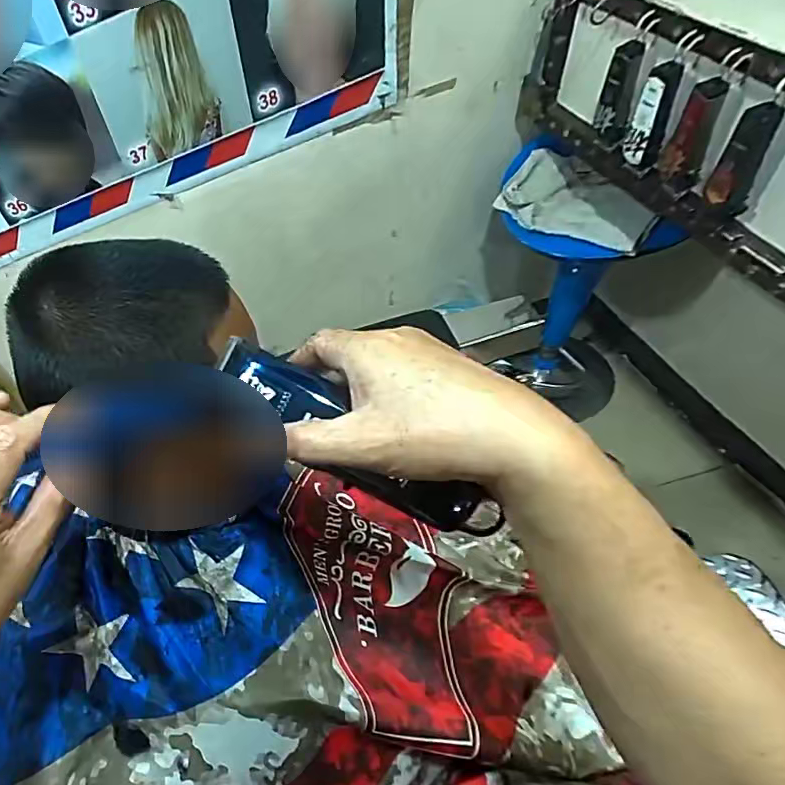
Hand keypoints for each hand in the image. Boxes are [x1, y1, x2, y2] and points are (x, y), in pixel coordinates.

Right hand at [284, 328, 599, 495]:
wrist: (514, 439)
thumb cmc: (431, 433)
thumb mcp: (358, 444)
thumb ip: (306, 443)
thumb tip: (269, 442)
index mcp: (366, 348)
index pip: (315, 343)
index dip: (295, 367)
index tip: (287, 395)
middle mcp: (398, 340)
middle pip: (348, 358)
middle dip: (329, 390)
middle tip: (323, 427)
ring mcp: (431, 352)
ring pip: (380, 369)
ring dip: (363, 397)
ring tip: (364, 436)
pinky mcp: (456, 371)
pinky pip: (410, 379)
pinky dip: (395, 400)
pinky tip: (408, 434)